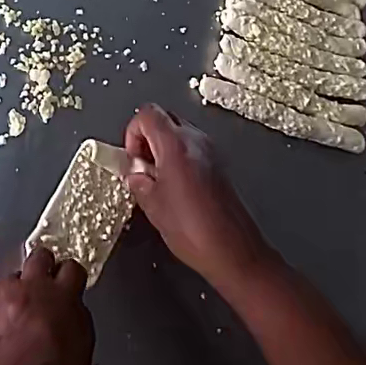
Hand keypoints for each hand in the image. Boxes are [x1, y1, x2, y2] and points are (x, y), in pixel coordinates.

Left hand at [0, 248, 94, 364]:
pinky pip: (7, 277)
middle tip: (44, 290)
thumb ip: (64, 355)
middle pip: (71, 273)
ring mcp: (30, 297)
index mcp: (79, 345)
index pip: (82, 308)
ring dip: (33, 272)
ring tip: (19, 290)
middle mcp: (59, 314)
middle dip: (58, 279)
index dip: (67, 309)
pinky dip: (2, 289)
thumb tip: (57, 339)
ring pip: (41, 260)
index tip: (58, 310)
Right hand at [122, 103, 278, 290]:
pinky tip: (175, 186)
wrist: (234, 251)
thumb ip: (138, 181)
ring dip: (163, 147)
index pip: (147, 114)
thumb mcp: (153, 205)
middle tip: (140, 165)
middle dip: (147, 136)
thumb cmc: (195, 230)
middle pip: (164, 117)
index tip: (131, 156)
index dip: (132, 132)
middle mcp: (195, 140)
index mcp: (175, 145)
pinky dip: (179, 157)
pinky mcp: (219, 164)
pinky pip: (193, 147)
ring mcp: (211, 150)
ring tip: (156, 179)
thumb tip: (135, 174)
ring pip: (179, 131)